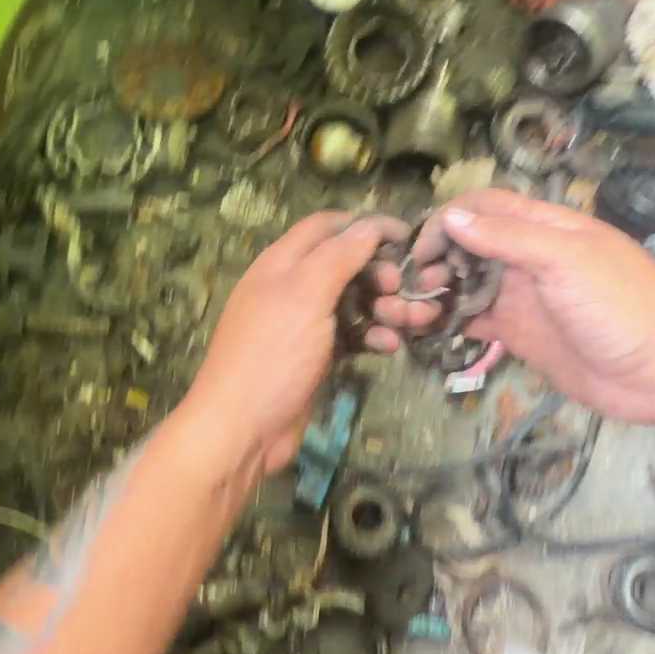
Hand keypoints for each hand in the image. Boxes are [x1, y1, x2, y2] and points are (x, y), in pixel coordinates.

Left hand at [177, 213, 408, 474]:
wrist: (242, 428)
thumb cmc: (272, 352)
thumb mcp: (305, 294)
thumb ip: (338, 256)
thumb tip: (369, 225)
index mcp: (281, 262)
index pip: (326, 226)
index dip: (364, 225)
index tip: (406, 236)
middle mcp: (291, 287)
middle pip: (344, 264)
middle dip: (379, 272)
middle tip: (403, 288)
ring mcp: (303, 324)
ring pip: (352, 301)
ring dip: (384, 306)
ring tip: (412, 319)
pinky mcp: (315, 356)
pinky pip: (351, 335)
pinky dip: (372, 336)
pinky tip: (389, 347)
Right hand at [370, 190, 654, 424]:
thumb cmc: (620, 307)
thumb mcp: (566, 261)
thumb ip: (508, 237)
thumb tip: (451, 216)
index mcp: (545, 228)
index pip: (486, 206)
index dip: (451, 218)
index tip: (422, 245)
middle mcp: (529, 256)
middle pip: (471, 241)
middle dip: (439, 253)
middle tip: (412, 279)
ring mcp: (523, 295)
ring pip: (469, 279)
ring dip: (441, 286)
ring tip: (417, 304)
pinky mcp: (519, 332)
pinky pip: (476, 318)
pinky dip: (452, 319)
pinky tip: (432, 328)